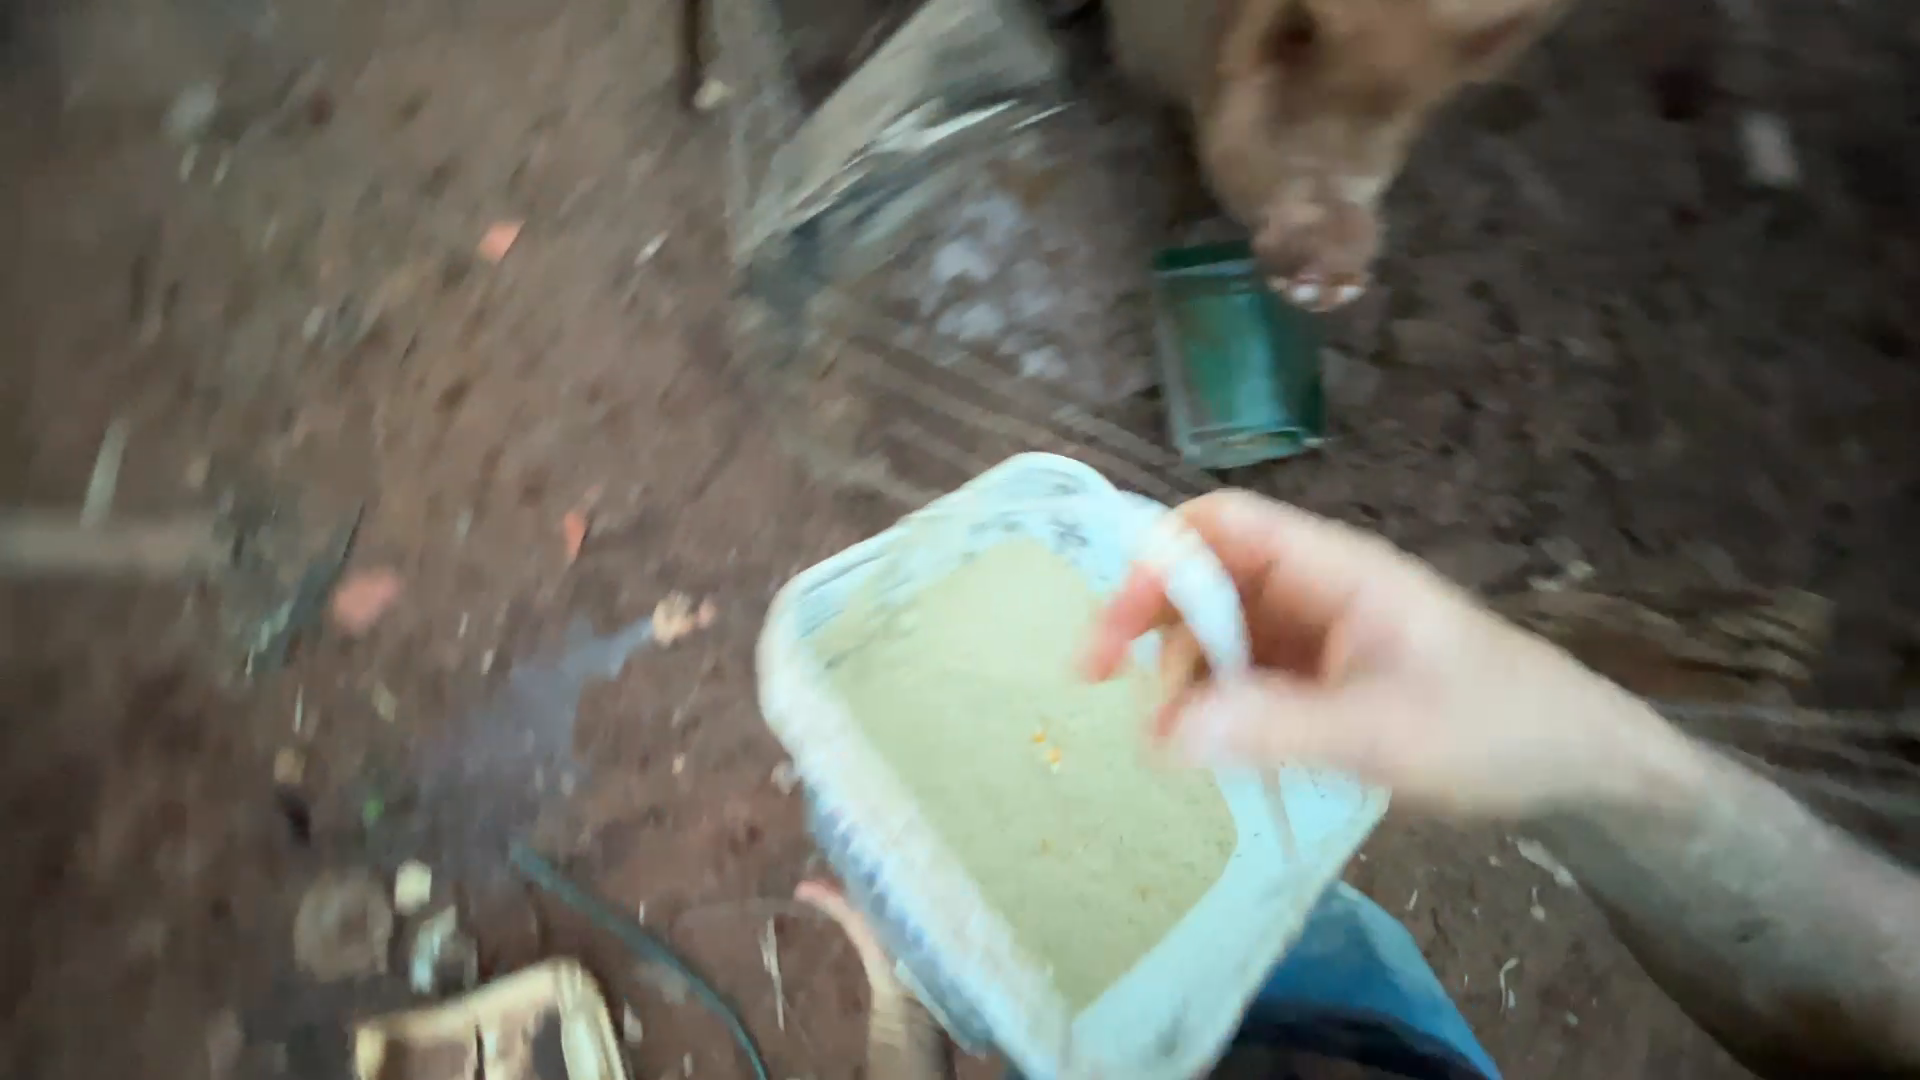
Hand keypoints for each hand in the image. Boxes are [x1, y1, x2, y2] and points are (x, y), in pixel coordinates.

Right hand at [1080, 491, 1683, 818]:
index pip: (1221, 526)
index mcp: (1329, 568)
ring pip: (1206, 630)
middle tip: (1097, 680)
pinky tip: (1198, 744)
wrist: (1580, 769)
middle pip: (1198, 576)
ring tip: (1162, 740)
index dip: (1156, 559)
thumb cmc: (1501, 728)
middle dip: (1142, 620)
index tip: (1113, 625)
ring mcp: (1300, 632)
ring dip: (1171, 674)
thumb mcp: (1389, 731)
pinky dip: (1202, 704)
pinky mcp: (1302, 674)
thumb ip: (1276, 729)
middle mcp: (1303, 588)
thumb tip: (1160, 738)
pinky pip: (1231, 674)